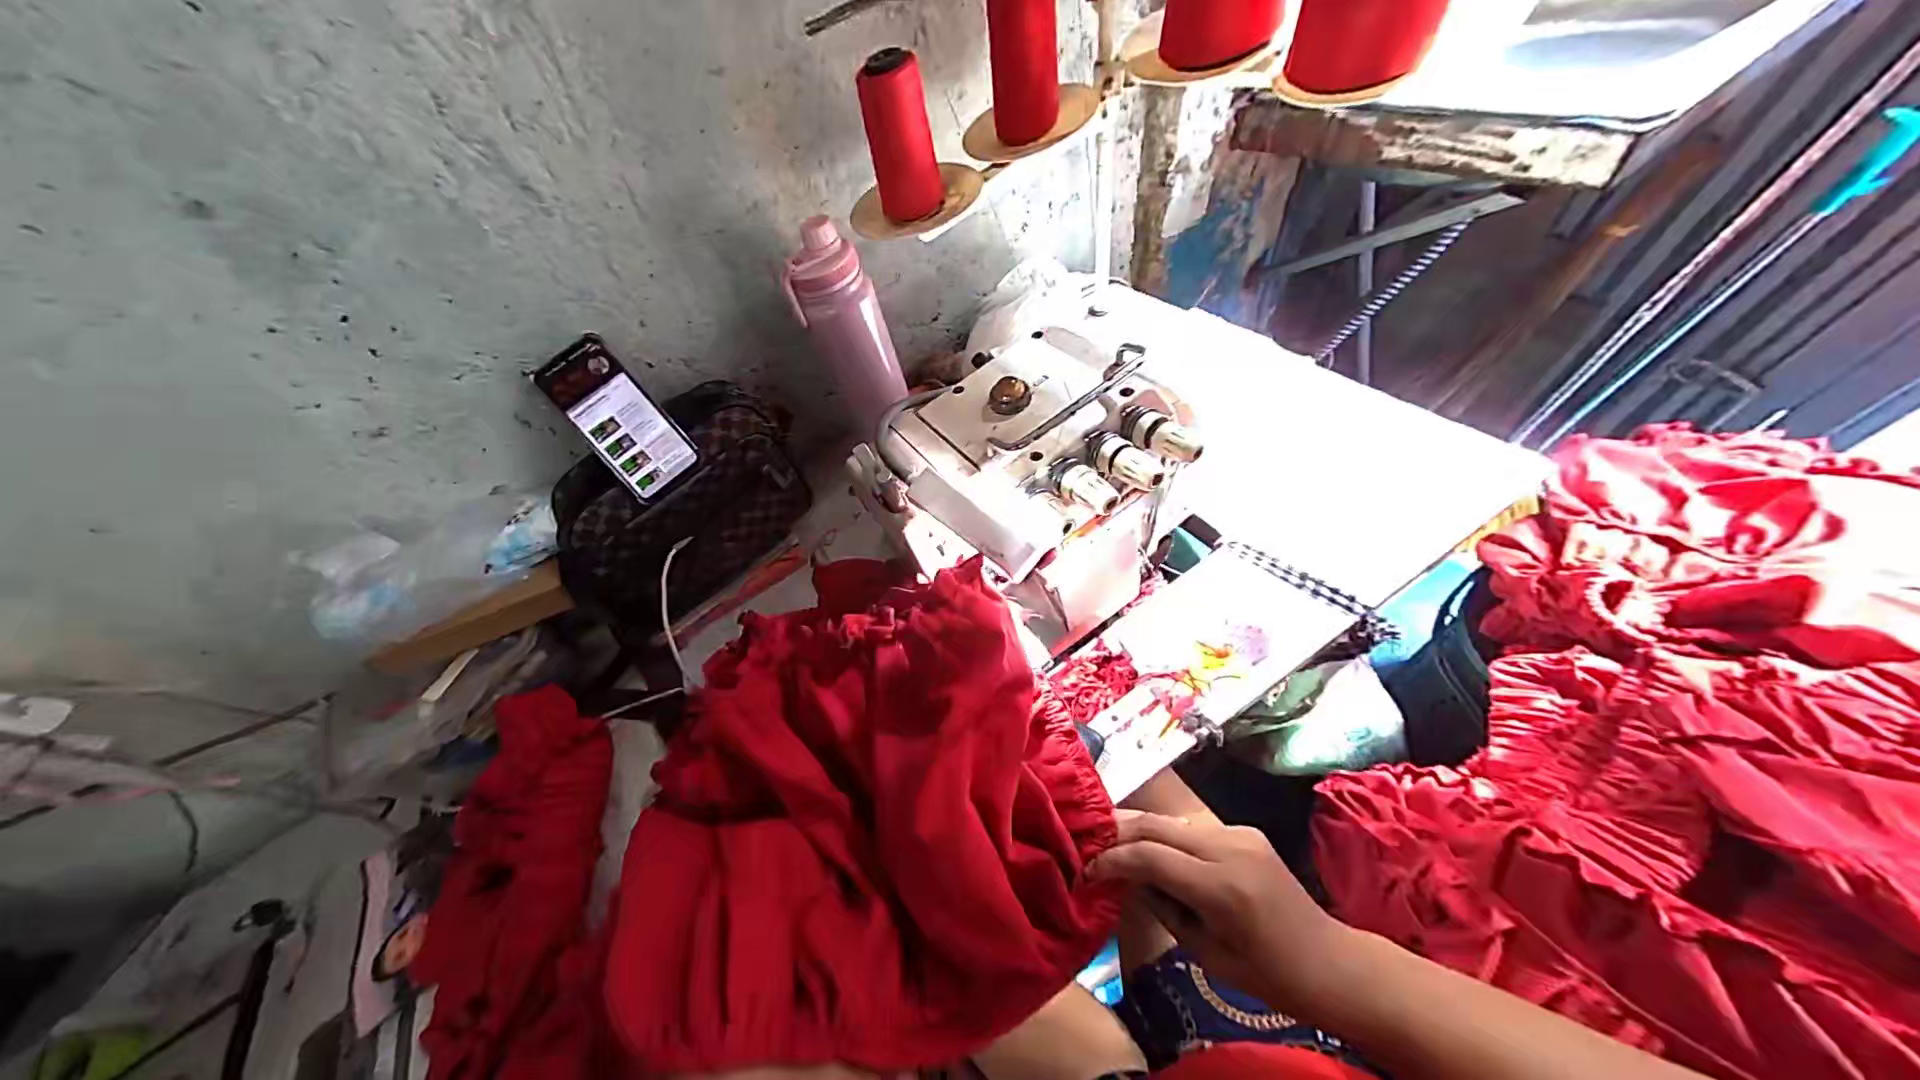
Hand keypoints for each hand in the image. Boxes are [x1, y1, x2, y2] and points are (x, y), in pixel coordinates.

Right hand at [1088, 811, 1348, 1010]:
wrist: (1330, 962)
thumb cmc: (1268, 975)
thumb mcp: (1205, 953)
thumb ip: (1162, 907)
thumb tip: (1127, 877)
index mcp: (1222, 887)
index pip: (1149, 856)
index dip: (1111, 860)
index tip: (1086, 871)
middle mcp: (1230, 847)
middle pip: (1155, 825)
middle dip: (1116, 832)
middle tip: (1087, 844)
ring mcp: (1239, 833)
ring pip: (1171, 821)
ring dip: (1137, 828)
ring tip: (1108, 840)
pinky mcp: (1243, 830)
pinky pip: (1192, 828)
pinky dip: (1164, 835)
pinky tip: (1148, 846)